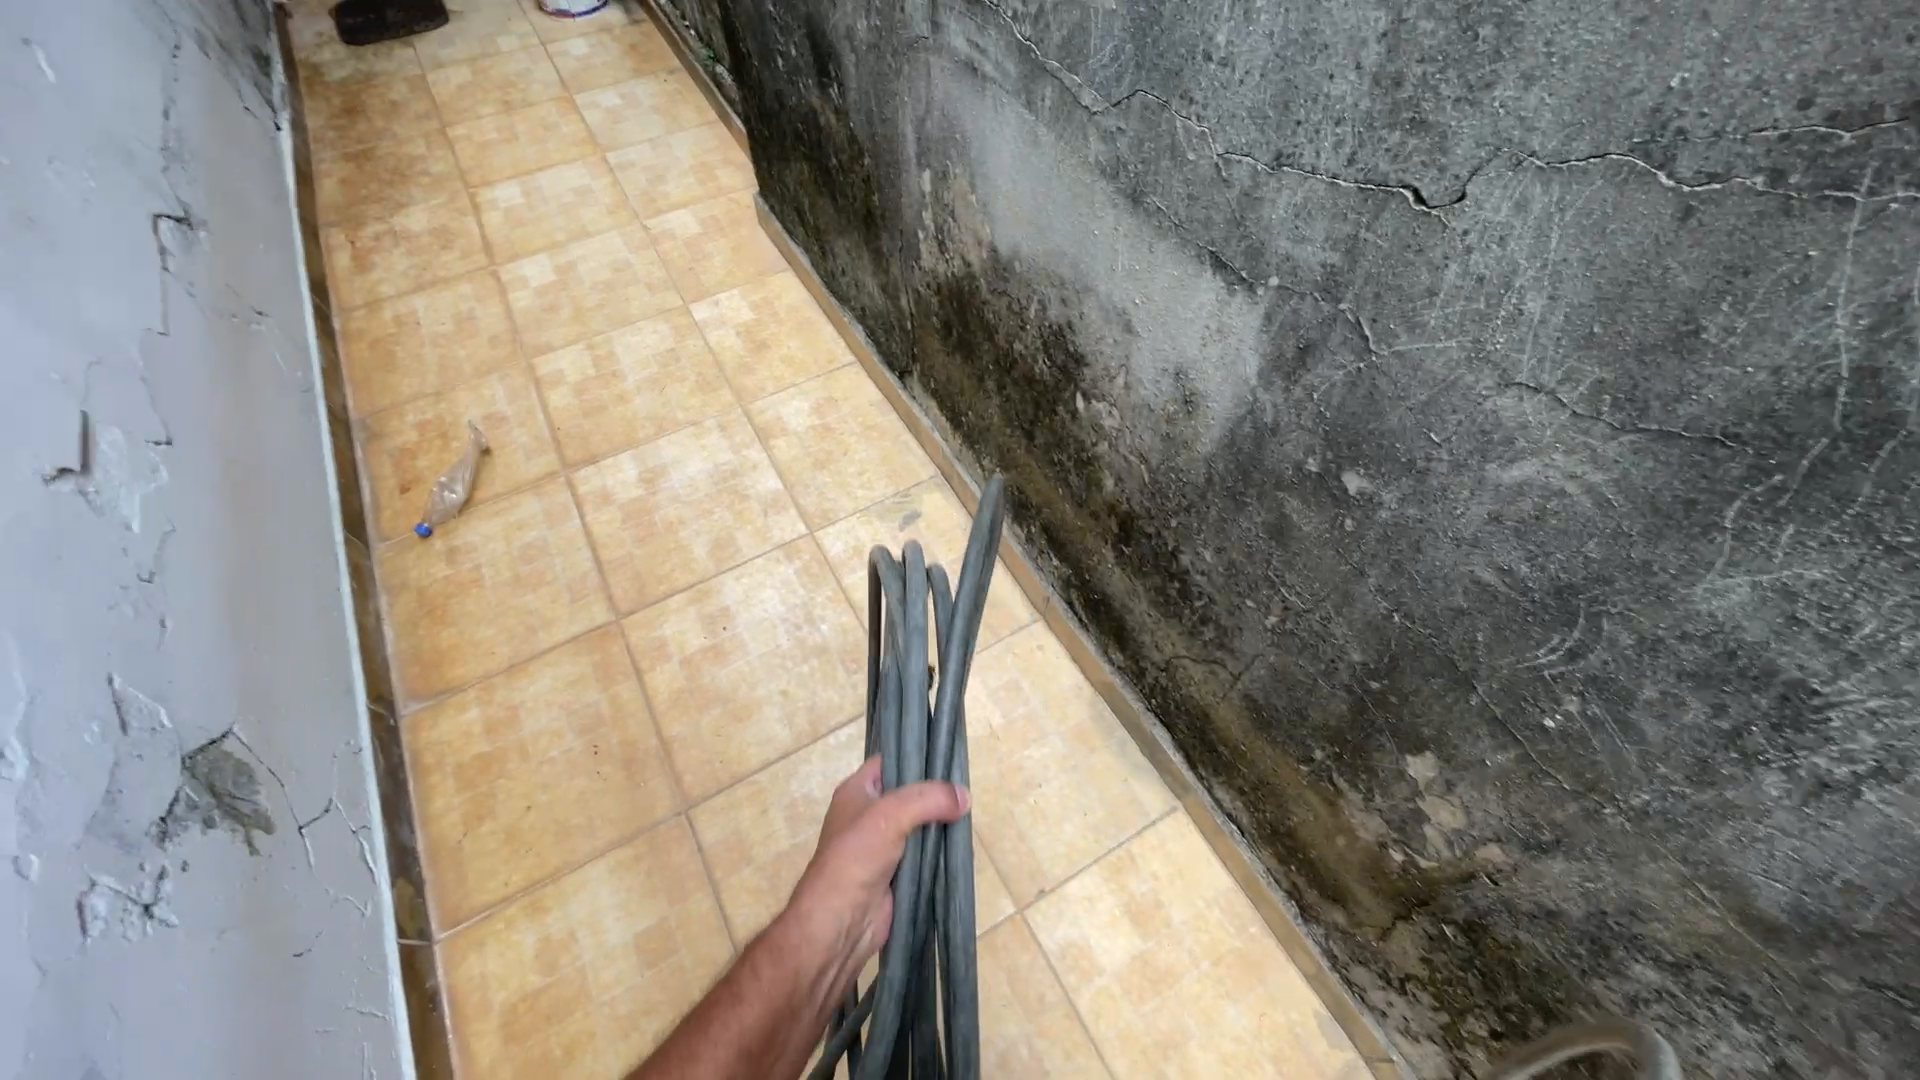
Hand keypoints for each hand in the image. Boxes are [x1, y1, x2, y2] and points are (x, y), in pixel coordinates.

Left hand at [776, 757, 970, 997]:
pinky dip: (939, 850)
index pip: (891, 761)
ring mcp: (882, 844)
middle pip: (910, 793)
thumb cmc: (856, 857)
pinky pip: (923, 853)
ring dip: (940, 823)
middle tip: (965, 790)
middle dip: (936, 793)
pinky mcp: (896, 871)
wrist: (841, 922)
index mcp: (857, 791)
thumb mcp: (891, 814)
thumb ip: (929, 799)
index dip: (917, 756)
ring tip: (967, 814)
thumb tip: (965, 797)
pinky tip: (959, 844)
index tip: (949, 757)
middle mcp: (869, 813)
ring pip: (920, 824)